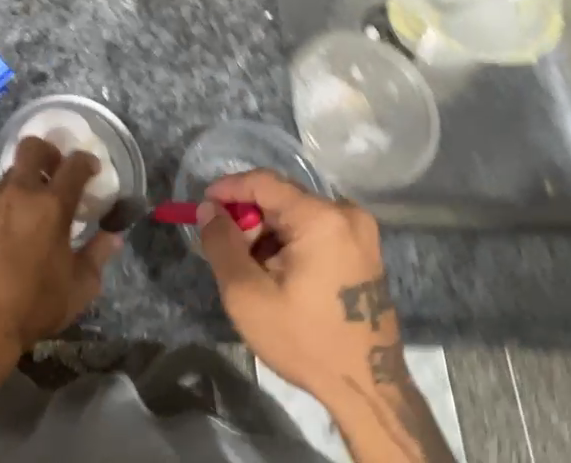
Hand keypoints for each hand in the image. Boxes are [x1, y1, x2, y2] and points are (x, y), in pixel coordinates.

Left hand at [0, 136, 121, 352]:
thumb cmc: (38, 301)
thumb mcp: (81, 284)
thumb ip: (99, 254)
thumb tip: (114, 236)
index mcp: (52, 205)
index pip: (73, 166)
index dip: (87, 161)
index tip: (94, 169)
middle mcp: (22, 193)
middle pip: (32, 147)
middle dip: (50, 151)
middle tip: (62, 171)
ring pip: (15, 167)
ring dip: (31, 172)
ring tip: (44, 197)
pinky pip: (3, 188)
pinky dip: (17, 191)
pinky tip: (27, 216)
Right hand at [197, 170, 399, 400]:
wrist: (367, 389)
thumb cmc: (304, 340)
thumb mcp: (246, 293)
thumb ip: (221, 243)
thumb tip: (209, 208)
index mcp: (321, 218)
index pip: (263, 182)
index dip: (227, 189)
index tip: (203, 208)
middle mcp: (347, 215)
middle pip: (281, 199)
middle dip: (248, 219)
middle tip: (229, 253)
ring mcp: (361, 234)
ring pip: (297, 216)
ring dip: (268, 234)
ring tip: (254, 273)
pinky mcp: (365, 253)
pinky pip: (316, 231)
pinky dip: (290, 244)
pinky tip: (279, 277)